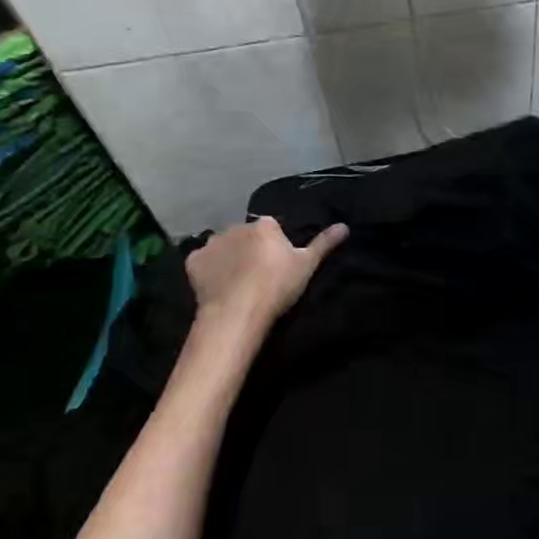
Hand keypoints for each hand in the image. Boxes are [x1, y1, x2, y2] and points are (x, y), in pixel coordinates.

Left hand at [185, 217, 347, 329]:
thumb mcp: (307, 265)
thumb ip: (324, 244)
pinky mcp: (193, 261)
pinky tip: (219, 286)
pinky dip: (210, 270)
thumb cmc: (277, 286)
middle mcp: (236, 227)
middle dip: (251, 249)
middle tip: (261, 276)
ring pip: (224, 246)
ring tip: (239, 283)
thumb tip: (345, 226)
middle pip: (247, 235)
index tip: (279, 265)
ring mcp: (211, 243)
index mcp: (264, 225)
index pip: (272, 227)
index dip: (276, 245)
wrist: (238, 313)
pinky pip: (204, 261)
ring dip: (230, 257)